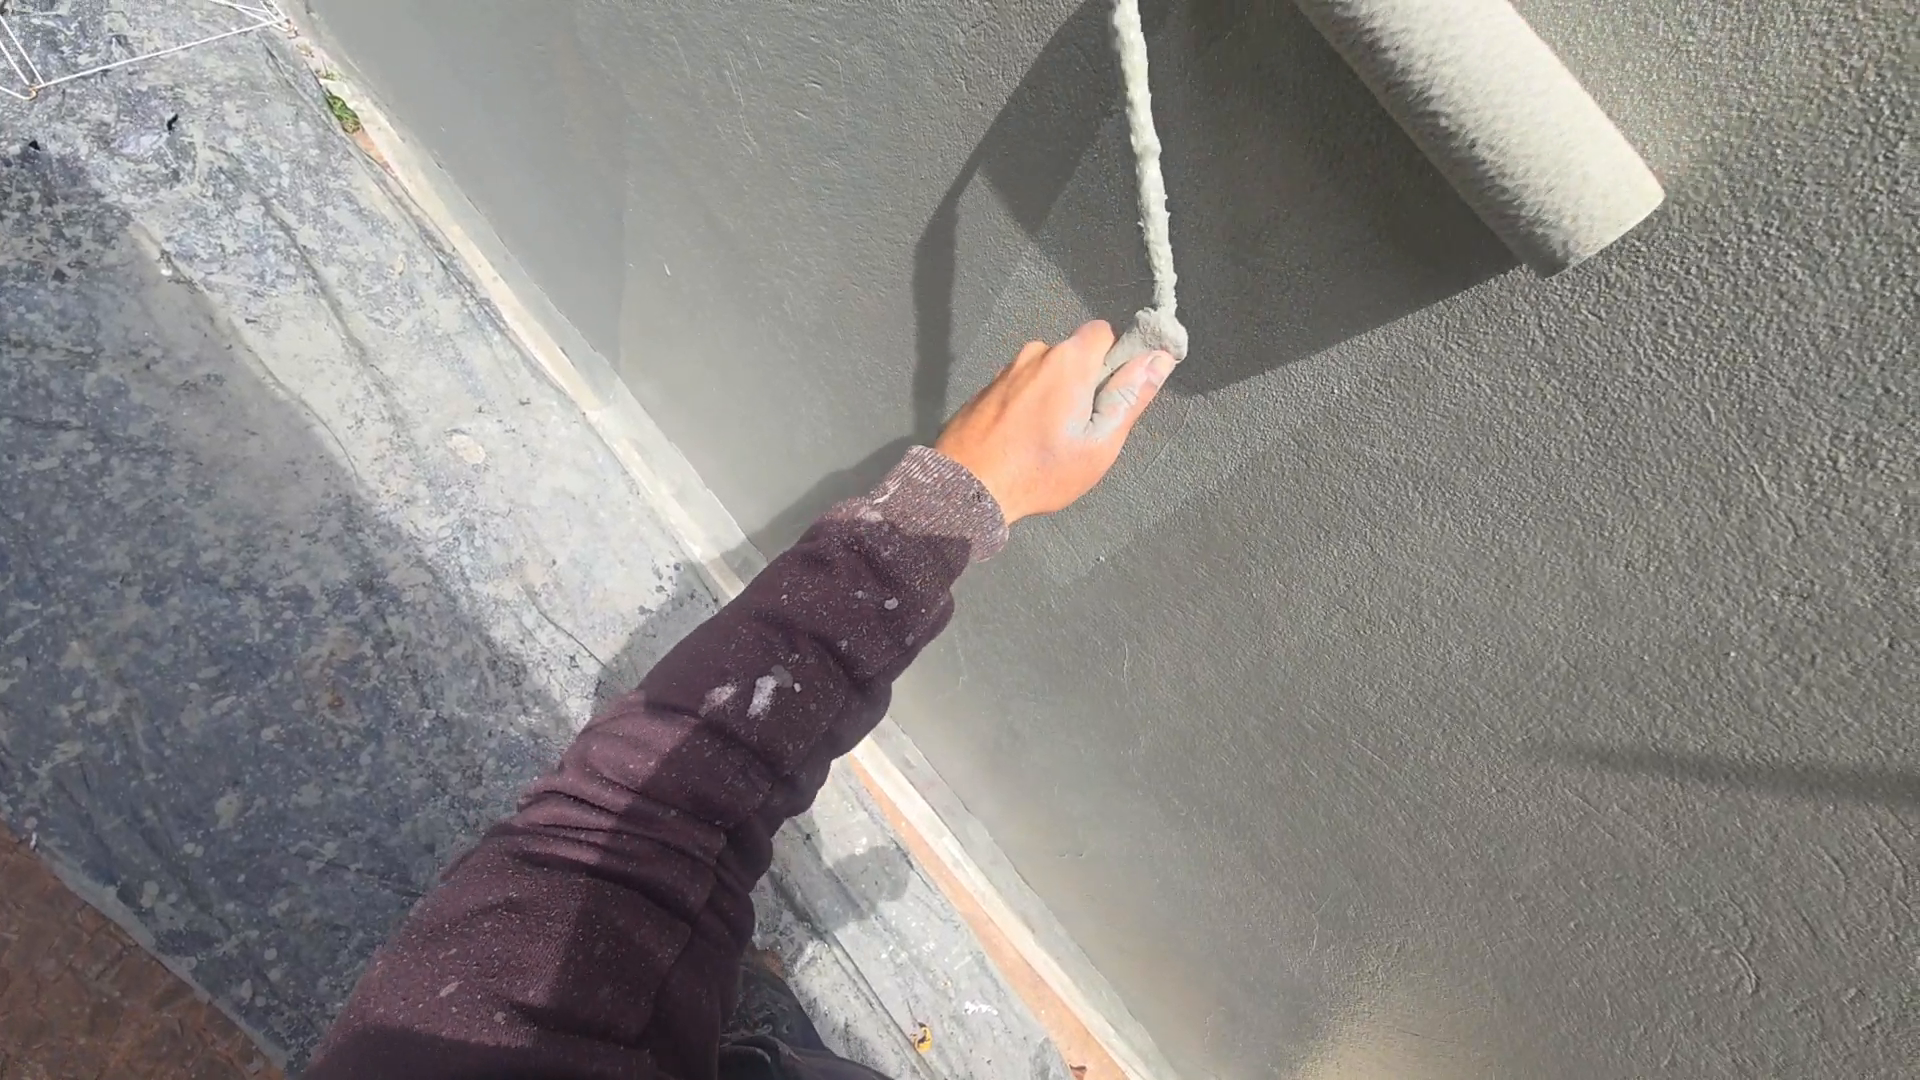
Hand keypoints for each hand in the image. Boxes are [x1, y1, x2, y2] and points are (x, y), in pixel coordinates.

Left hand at [935, 320, 1176, 524]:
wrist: (967, 489)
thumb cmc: (1038, 472)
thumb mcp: (1098, 443)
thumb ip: (1131, 397)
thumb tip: (1160, 359)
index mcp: (1068, 361)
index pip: (1104, 332)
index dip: (1114, 360)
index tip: (1110, 395)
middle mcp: (1034, 354)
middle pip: (1073, 356)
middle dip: (1082, 385)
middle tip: (1077, 431)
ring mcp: (1005, 371)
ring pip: (1044, 374)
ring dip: (1052, 399)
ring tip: (1044, 442)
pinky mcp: (985, 390)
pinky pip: (1018, 389)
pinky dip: (1025, 408)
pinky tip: (1020, 442)